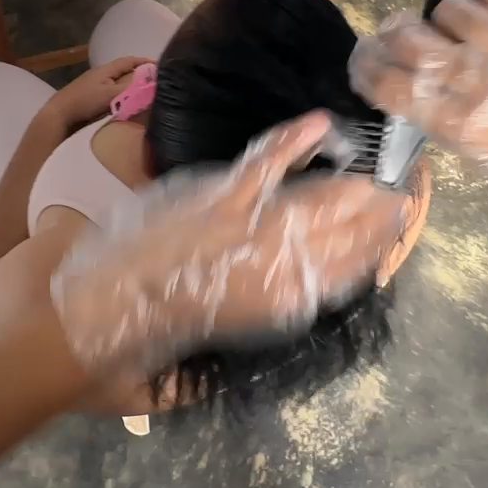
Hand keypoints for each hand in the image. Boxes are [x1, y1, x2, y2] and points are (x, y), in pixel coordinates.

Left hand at [41, 56, 149, 127]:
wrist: (58, 116)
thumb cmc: (84, 102)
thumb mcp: (111, 94)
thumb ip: (131, 88)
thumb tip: (152, 83)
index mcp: (106, 70)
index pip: (130, 60)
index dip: (145, 62)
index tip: (162, 67)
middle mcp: (101, 75)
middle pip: (125, 71)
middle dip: (141, 75)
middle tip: (157, 83)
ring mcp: (95, 87)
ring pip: (119, 84)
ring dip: (132, 87)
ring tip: (147, 95)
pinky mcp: (92, 100)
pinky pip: (113, 95)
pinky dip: (123, 97)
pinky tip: (129, 106)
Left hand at [49, 111, 409, 370]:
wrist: (86, 324)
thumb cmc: (133, 353)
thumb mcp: (191, 363)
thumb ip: (240, 334)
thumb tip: (260, 307)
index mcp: (270, 309)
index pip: (338, 277)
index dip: (369, 255)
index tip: (390, 238)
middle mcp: (274, 269)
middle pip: (341, 238)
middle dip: (374, 219)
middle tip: (401, 199)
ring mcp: (248, 230)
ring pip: (316, 204)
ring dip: (351, 189)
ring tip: (378, 175)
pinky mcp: (216, 200)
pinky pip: (265, 164)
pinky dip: (293, 140)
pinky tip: (320, 124)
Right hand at [349, 0, 487, 210]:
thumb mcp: (481, 155)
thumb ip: (440, 114)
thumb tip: (400, 71)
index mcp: (467, 126)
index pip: (393, 85)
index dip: (368, 65)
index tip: (365, 57)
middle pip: (414, 41)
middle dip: (397, 33)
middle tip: (402, 32)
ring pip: (453, 9)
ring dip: (448, 18)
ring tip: (462, 28)